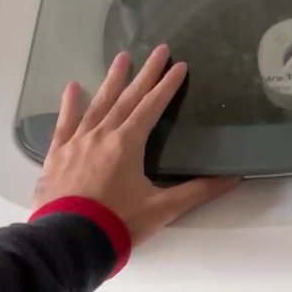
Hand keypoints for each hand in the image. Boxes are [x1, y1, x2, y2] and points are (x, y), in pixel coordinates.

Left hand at [34, 46, 238, 247]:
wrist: (68, 241)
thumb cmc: (119, 223)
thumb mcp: (163, 209)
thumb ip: (198, 191)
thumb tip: (233, 179)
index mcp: (128, 143)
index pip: (153, 106)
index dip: (168, 85)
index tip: (180, 65)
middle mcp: (103, 134)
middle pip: (128, 97)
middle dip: (146, 73)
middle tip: (159, 50)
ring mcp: (77, 143)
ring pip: (98, 104)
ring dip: (112, 80)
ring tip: (121, 57)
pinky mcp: (57, 155)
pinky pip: (64, 124)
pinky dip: (69, 105)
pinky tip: (72, 87)